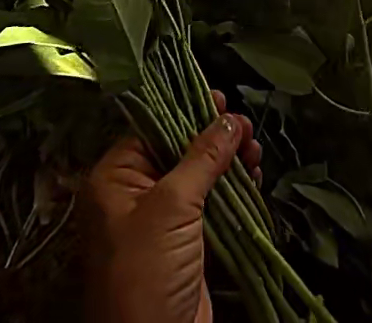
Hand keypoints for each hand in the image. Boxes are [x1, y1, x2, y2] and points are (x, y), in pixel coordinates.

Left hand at [86, 91, 263, 322]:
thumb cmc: (146, 272)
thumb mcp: (172, 206)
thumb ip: (202, 157)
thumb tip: (228, 119)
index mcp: (117, 178)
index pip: (154, 128)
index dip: (188, 111)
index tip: (221, 99)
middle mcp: (136, 194)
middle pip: (180, 150)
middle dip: (215, 137)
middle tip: (246, 128)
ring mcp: (162, 220)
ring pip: (200, 176)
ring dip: (229, 162)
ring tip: (255, 151)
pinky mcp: (186, 243)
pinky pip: (211, 204)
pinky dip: (233, 190)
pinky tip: (253, 178)